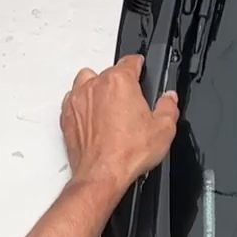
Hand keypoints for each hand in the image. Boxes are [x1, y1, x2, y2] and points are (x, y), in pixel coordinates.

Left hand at [60, 55, 178, 198]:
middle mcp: (96, 85)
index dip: (138, 64)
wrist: (102, 175)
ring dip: (96, 87)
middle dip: (119, 82)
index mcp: (120, 81)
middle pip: (108, 72)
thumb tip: (169, 98)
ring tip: (108, 104)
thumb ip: (168, 107)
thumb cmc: (126, 153)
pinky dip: (82, 105)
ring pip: (86, 81)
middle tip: (129, 100)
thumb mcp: (164, 129)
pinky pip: (72, 100)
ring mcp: (78, 100)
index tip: (140, 67)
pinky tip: (93, 117)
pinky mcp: (67, 116)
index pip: (130, 61)